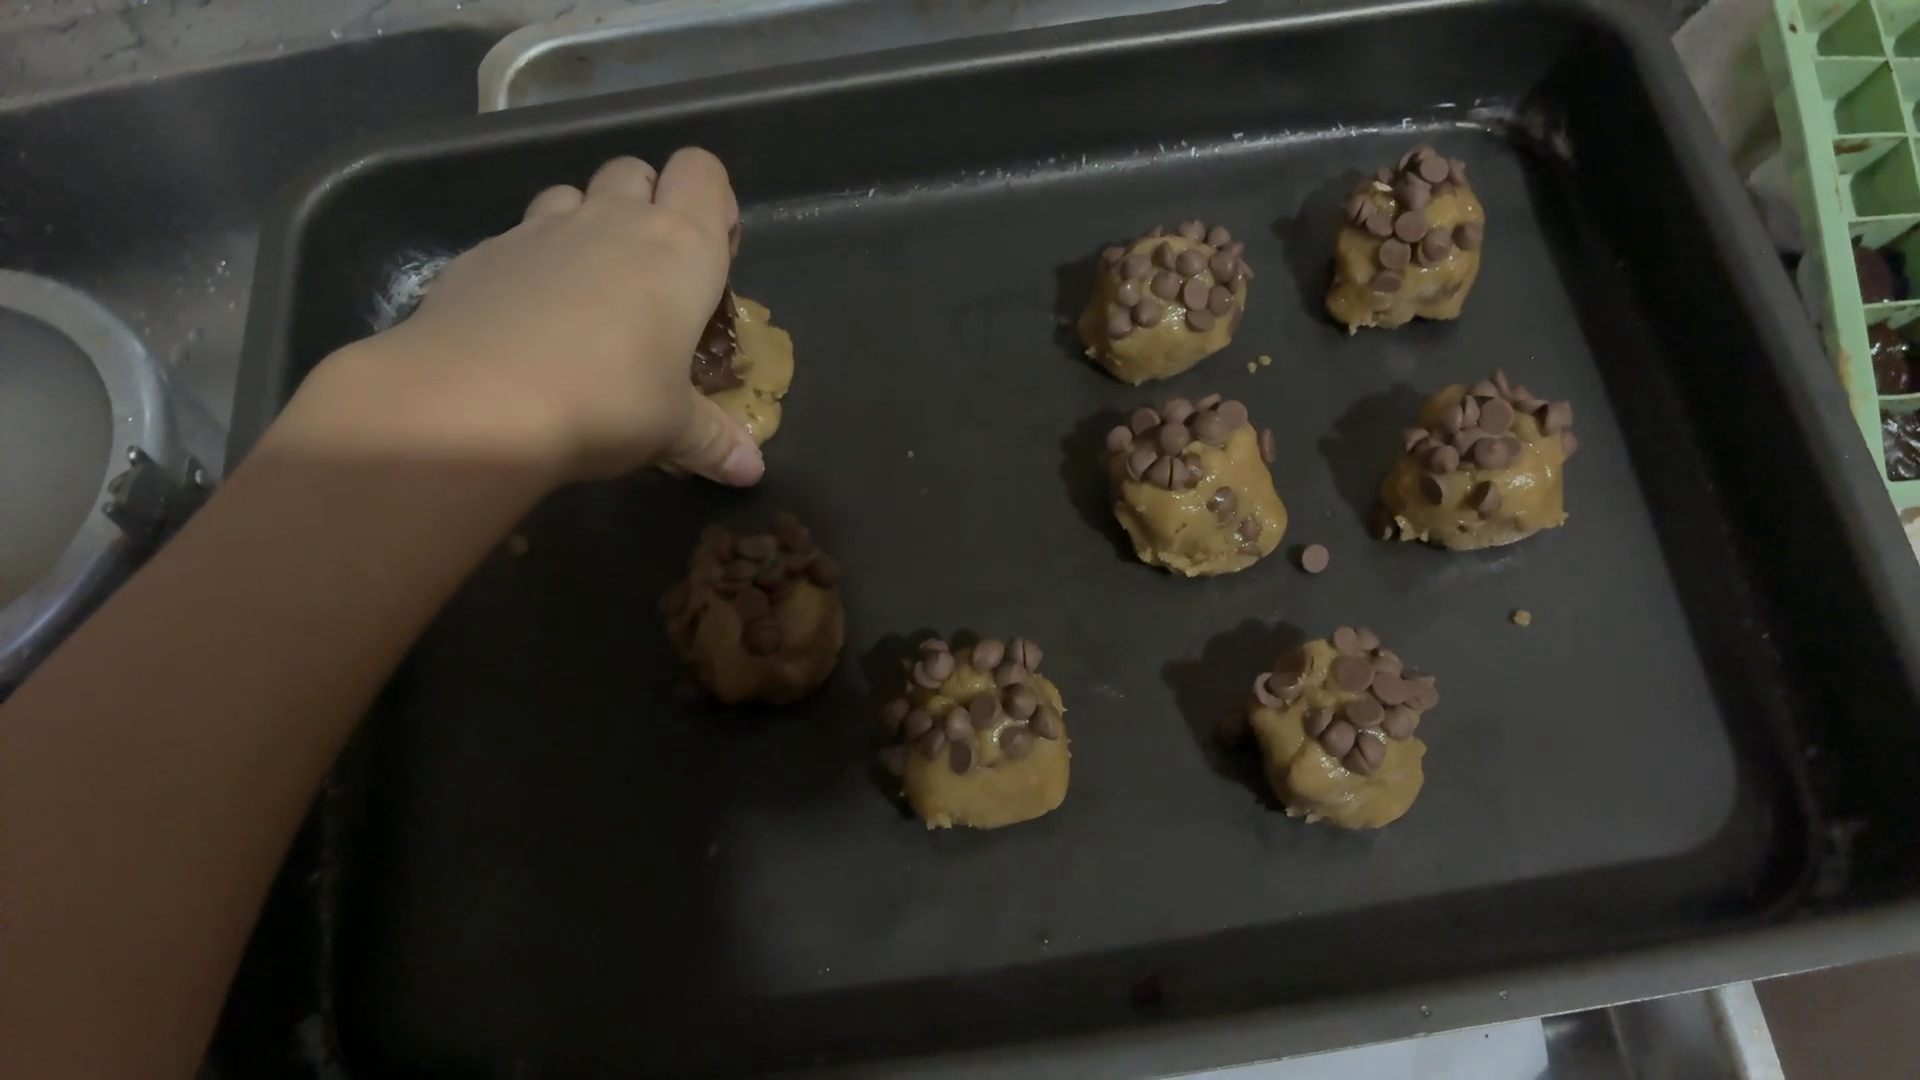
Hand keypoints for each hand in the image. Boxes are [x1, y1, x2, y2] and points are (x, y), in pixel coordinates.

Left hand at [278, 149, 763, 486]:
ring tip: (594, 291)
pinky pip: (522, 236)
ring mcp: (541, 230)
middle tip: (655, 276)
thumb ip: (716, 440)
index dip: (715, 204)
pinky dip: (537, 262)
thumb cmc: (609, 402)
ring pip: (574, 194)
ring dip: (590, 224)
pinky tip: (534, 321)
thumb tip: (751, 471)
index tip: (715, 259)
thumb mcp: (674, 429)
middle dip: (651, 205)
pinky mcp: (484, 253)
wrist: (476, 403)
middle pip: (638, 171)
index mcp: (679, 249)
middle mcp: (613, 222)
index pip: (705, 174)